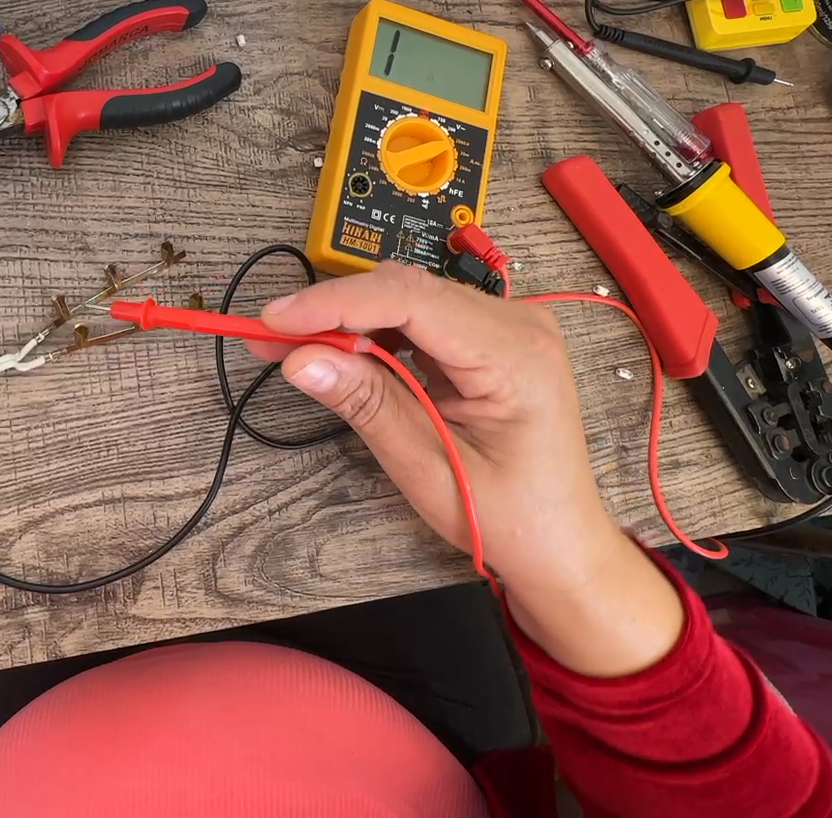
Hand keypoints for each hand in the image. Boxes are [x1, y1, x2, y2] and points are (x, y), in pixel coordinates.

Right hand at [254, 263, 683, 675]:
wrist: (560, 543)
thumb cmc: (506, 517)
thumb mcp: (426, 466)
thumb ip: (366, 403)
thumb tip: (299, 359)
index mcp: (514, 352)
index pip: (409, 300)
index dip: (334, 303)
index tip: (273, 320)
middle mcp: (516, 320)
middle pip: (405, 289)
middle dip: (333, 310)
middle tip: (271, 338)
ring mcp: (505, 323)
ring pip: (406, 297)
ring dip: (348, 318)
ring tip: (298, 348)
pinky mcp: (487, 336)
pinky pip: (418, 317)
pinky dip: (373, 332)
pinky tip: (343, 354)